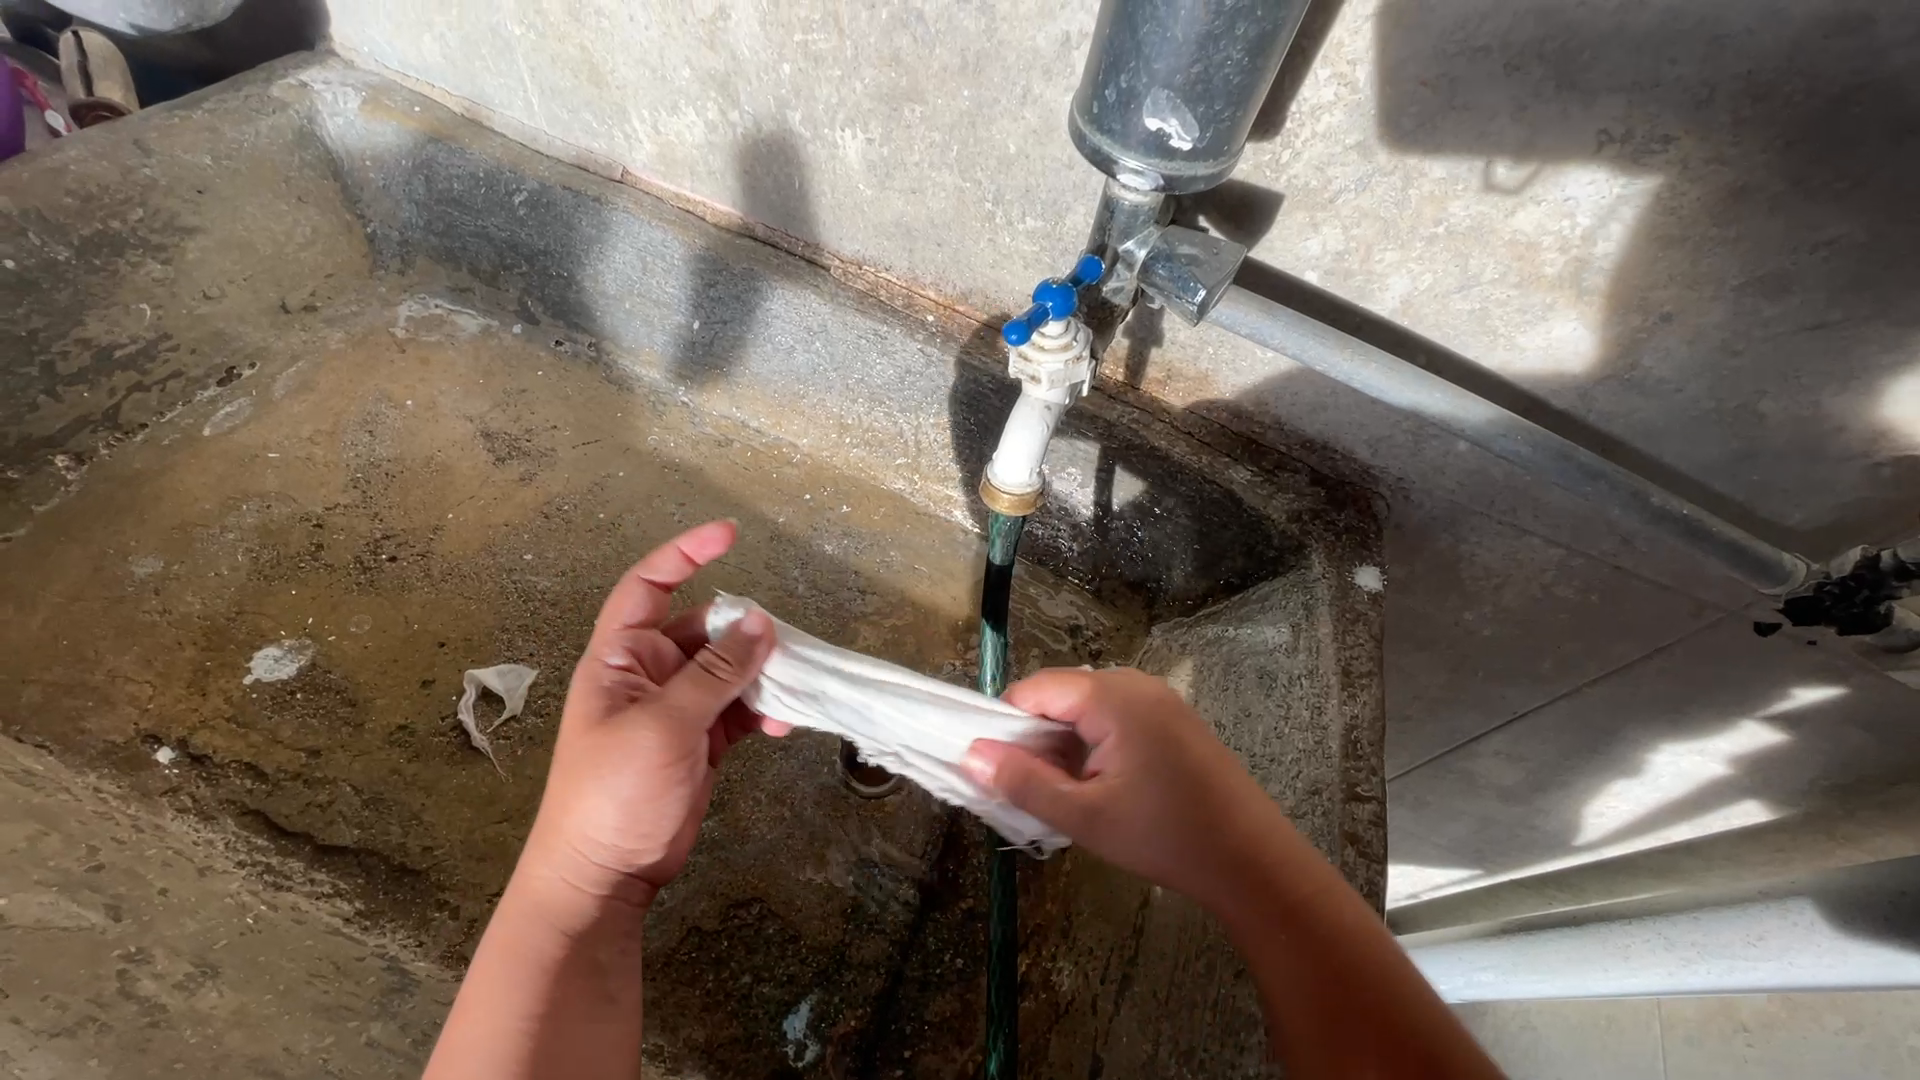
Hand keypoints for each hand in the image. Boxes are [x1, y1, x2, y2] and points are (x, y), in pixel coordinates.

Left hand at [517, 520, 776, 912]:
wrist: (606, 873)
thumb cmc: (615, 791)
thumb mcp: (666, 725)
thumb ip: (716, 673)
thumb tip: (761, 623)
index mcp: (621, 657)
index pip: (649, 587)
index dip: (685, 554)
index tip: (730, 535)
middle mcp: (650, 673)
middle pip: (706, 630)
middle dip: (745, 633)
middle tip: (784, 645)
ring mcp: (679, 707)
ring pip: (730, 670)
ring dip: (762, 675)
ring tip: (793, 687)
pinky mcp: (702, 739)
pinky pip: (740, 708)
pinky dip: (764, 710)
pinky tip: (784, 723)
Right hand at [963, 667, 1293, 909]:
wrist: (1255, 863)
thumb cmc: (1166, 837)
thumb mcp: (1084, 816)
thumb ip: (1022, 782)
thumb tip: (970, 755)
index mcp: (1112, 696)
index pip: (1034, 689)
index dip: (1006, 725)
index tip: (998, 770)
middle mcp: (1135, 683)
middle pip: (1060, 696)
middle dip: (1037, 740)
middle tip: (1034, 791)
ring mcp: (1159, 699)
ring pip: (1085, 710)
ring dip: (1065, 747)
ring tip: (1069, 796)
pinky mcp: (1173, 719)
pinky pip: (1114, 718)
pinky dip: (1094, 747)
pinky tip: (1101, 789)